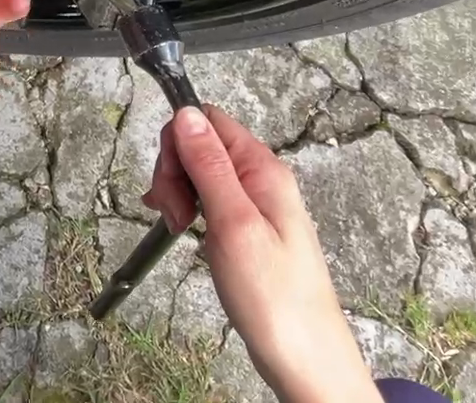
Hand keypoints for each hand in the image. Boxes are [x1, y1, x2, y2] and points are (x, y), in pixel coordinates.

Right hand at [145, 106, 380, 402]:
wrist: (306, 363)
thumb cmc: (272, 296)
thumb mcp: (232, 223)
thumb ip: (208, 165)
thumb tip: (185, 111)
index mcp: (262, 169)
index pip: (207, 120)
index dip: (177, 141)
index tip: (170, 182)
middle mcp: (260, 177)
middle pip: (200, 143)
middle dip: (174, 170)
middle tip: (174, 213)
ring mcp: (254, 202)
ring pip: (198, 170)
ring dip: (177, 190)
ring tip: (177, 226)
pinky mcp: (246, 225)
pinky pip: (206, 195)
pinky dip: (186, 205)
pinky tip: (179, 225)